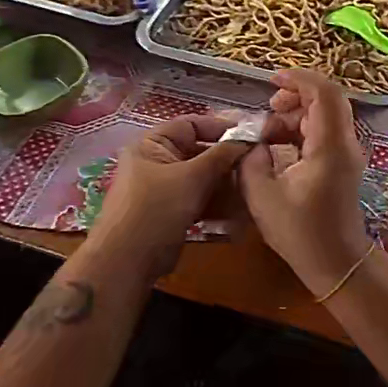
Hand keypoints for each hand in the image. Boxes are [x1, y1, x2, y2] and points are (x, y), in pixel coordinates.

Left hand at [87, 114, 253, 276]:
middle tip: (258, 168)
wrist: (129, 260)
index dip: (222, 128)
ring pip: (205, 180)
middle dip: (229, 162)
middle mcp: (159, 162)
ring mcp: (167, 189)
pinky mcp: (175, 212)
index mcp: (153, 145)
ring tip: (252, 192)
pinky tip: (241, 213)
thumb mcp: (191, 177)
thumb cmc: (156, 209)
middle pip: (201, 153)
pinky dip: (219, 204)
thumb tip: (248, 138)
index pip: (191, 125)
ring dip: (228, 186)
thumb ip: (221, 155)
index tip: (252, 136)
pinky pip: (202, 200)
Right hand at [237, 70, 373, 294]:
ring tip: (266, 134)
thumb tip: (252, 141)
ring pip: (323, 117)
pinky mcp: (341, 165)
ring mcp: (346, 155)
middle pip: (326, 100)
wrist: (336, 262)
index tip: (271, 81)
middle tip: (267, 109)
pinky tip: (277, 148)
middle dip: (295, 96)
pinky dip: (300, 132)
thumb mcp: (262, 196)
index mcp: (329, 147)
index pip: (324, 93)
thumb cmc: (301, 232)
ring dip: (295, 116)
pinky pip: (322, 134)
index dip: (299, 79)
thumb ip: (251, 159)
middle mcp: (344, 144)